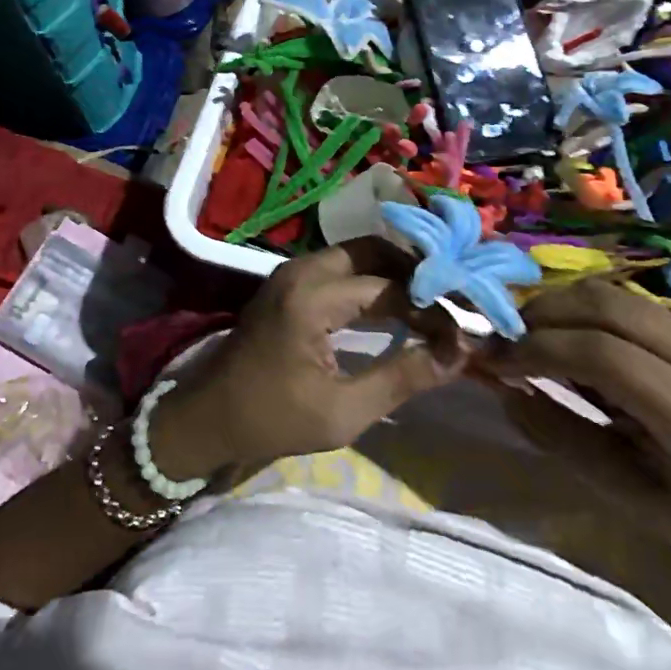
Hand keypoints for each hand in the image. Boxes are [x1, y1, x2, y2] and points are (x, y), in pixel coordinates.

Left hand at [150, 241, 466, 479]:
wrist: (209, 417)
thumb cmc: (273, 419)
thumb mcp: (343, 411)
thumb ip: (402, 378)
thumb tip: (458, 354)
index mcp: (311, 297)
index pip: (390, 288)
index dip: (431, 311)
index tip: (461, 336)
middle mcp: (302, 270)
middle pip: (375, 251)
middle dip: (416, 274)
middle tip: (450, 305)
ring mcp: (293, 271)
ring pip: (359, 254)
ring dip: (396, 275)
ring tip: (431, 306)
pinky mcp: (290, 282)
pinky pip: (342, 267)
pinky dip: (373, 280)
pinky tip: (396, 306)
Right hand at [485, 278, 670, 597]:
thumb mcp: (619, 493)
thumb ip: (558, 433)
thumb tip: (499, 382)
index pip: (611, 357)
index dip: (544, 347)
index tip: (498, 359)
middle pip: (620, 309)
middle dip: (550, 313)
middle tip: (508, 335)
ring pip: (631, 300)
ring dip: (569, 308)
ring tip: (535, 334)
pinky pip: (648, 313)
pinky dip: (597, 319)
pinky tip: (580, 342)